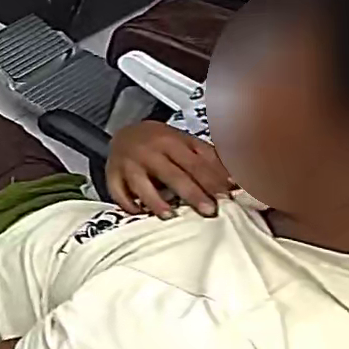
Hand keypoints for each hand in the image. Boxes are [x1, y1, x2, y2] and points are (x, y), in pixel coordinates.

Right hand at [105, 121, 232, 216]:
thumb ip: (210, 159)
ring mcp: (127, 163)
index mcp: (171, 142)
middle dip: (191, 193)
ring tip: (169, 216)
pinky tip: (139, 213)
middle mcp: (148, 152)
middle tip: (208, 211)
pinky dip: (127, 203)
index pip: (194, 163)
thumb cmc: (161, 142)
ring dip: (155, 201)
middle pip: (171, 174)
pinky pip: (117, 191)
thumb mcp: (187, 143)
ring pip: (141, 184)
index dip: (210, 180)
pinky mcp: (111, 174)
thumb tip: (237, 181)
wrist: (125, 132)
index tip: (225, 197)